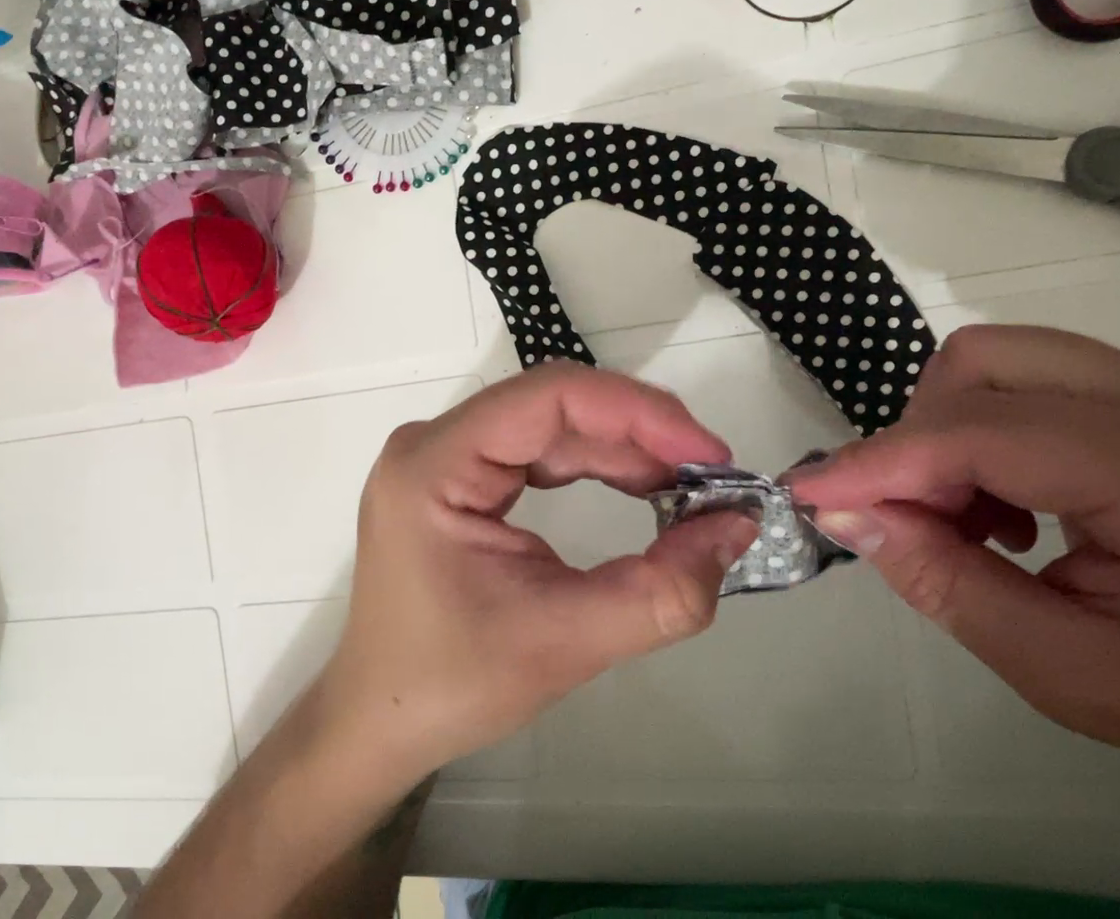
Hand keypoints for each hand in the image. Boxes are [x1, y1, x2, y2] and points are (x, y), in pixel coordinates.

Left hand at [315, 362, 759, 786]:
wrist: (380, 721)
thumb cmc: (453, 686)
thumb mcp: (567, 641)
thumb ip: (662, 592)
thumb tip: (739, 527)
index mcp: (434, 467)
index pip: (549, 398)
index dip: (638, 413)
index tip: (708, 455)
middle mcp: (434, 445)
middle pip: (553, 408)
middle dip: (640, 435)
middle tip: (713, 478)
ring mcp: (445, 461)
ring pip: (552, 429)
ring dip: (625, 452)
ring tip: (690, 489)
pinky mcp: (462, 483)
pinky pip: (539, 456)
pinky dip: (598, 470)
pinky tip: (644, 490)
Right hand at [786, 325, 1119, 802]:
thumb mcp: (1070, 672)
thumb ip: (948, 585)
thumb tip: (846, 512)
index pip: (990, 432)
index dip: (883, 458)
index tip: (804, 493)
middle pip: (987, 361)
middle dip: (916, 436)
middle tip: (912, 520)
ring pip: (1001, 359)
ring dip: (946, 431)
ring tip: (966, 519)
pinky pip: (1031, 379)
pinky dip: (983, 431)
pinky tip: (1005, 504)